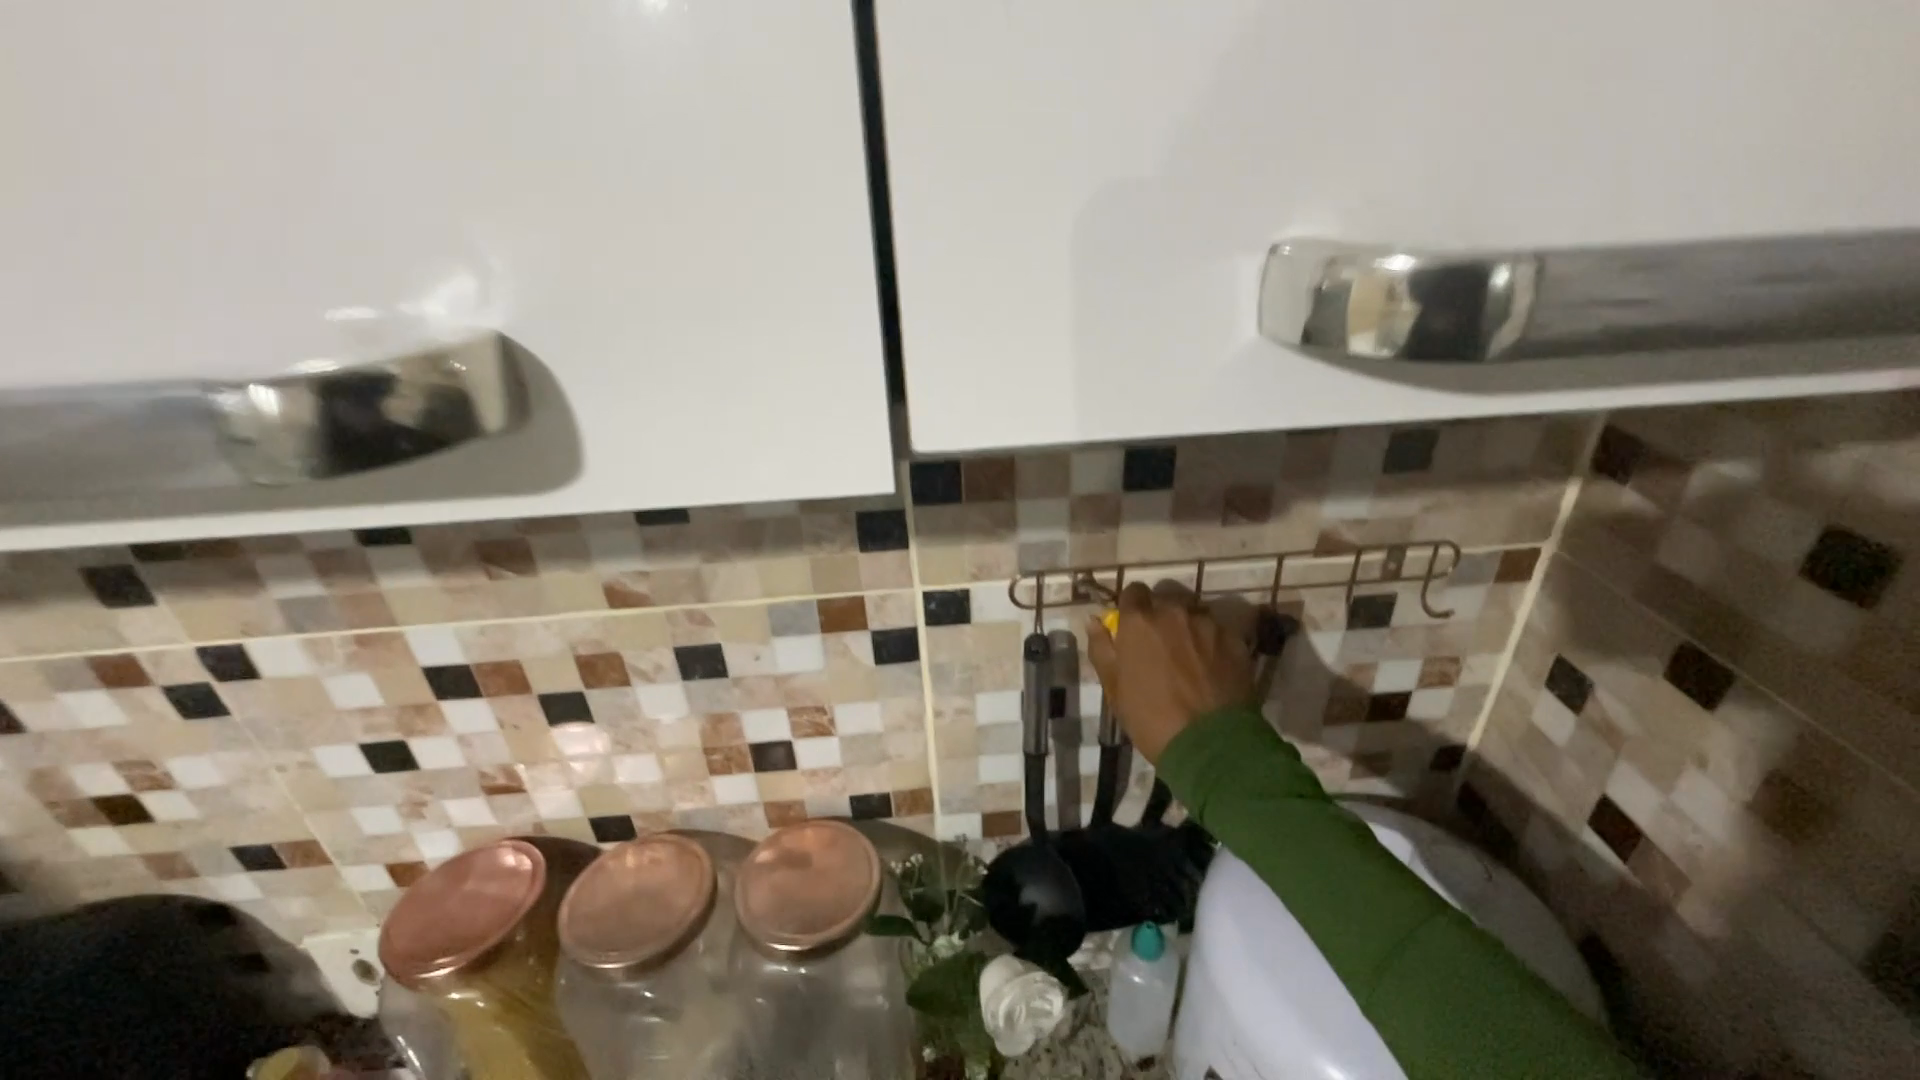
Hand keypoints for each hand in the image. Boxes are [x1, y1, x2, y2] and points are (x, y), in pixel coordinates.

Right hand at [1084, 580, 1253, 763]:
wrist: (1210, 745)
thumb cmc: (1151, 718)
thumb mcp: (1114, 688)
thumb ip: (1102, 649)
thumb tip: (1094, 622)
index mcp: (1139, 621)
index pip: (1133, 592)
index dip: (1132, 607)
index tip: (1132, 626)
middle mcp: (1174, 612)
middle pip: (1165, 599)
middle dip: (1161, 616)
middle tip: (1160, 645)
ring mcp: (1208, 624)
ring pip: (1194, 614)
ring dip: (1187, 628)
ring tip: (1189, 658)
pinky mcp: (1235, 640)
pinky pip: (1218, 632)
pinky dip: (1212, 643)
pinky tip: (1212, 669)